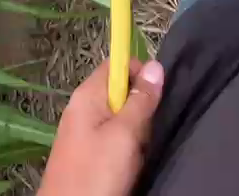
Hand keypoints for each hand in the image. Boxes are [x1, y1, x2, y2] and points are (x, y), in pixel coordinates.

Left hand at [36, 58, 165, 195]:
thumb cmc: (95, 174)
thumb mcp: (125, 134)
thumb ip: (141, 100)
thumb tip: (155, 65)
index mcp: (87, 95)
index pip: (116, 64)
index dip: (139, 73)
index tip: (154, 95)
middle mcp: (83, 108)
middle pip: (120, 93)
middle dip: (138, 111)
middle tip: (142, 134)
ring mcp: (83, 133)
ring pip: (120, 121)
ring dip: (134, 136)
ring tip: (134, 156)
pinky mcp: (86, 155)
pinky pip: (113, 141)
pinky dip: (124, 152)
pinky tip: (126, 169)